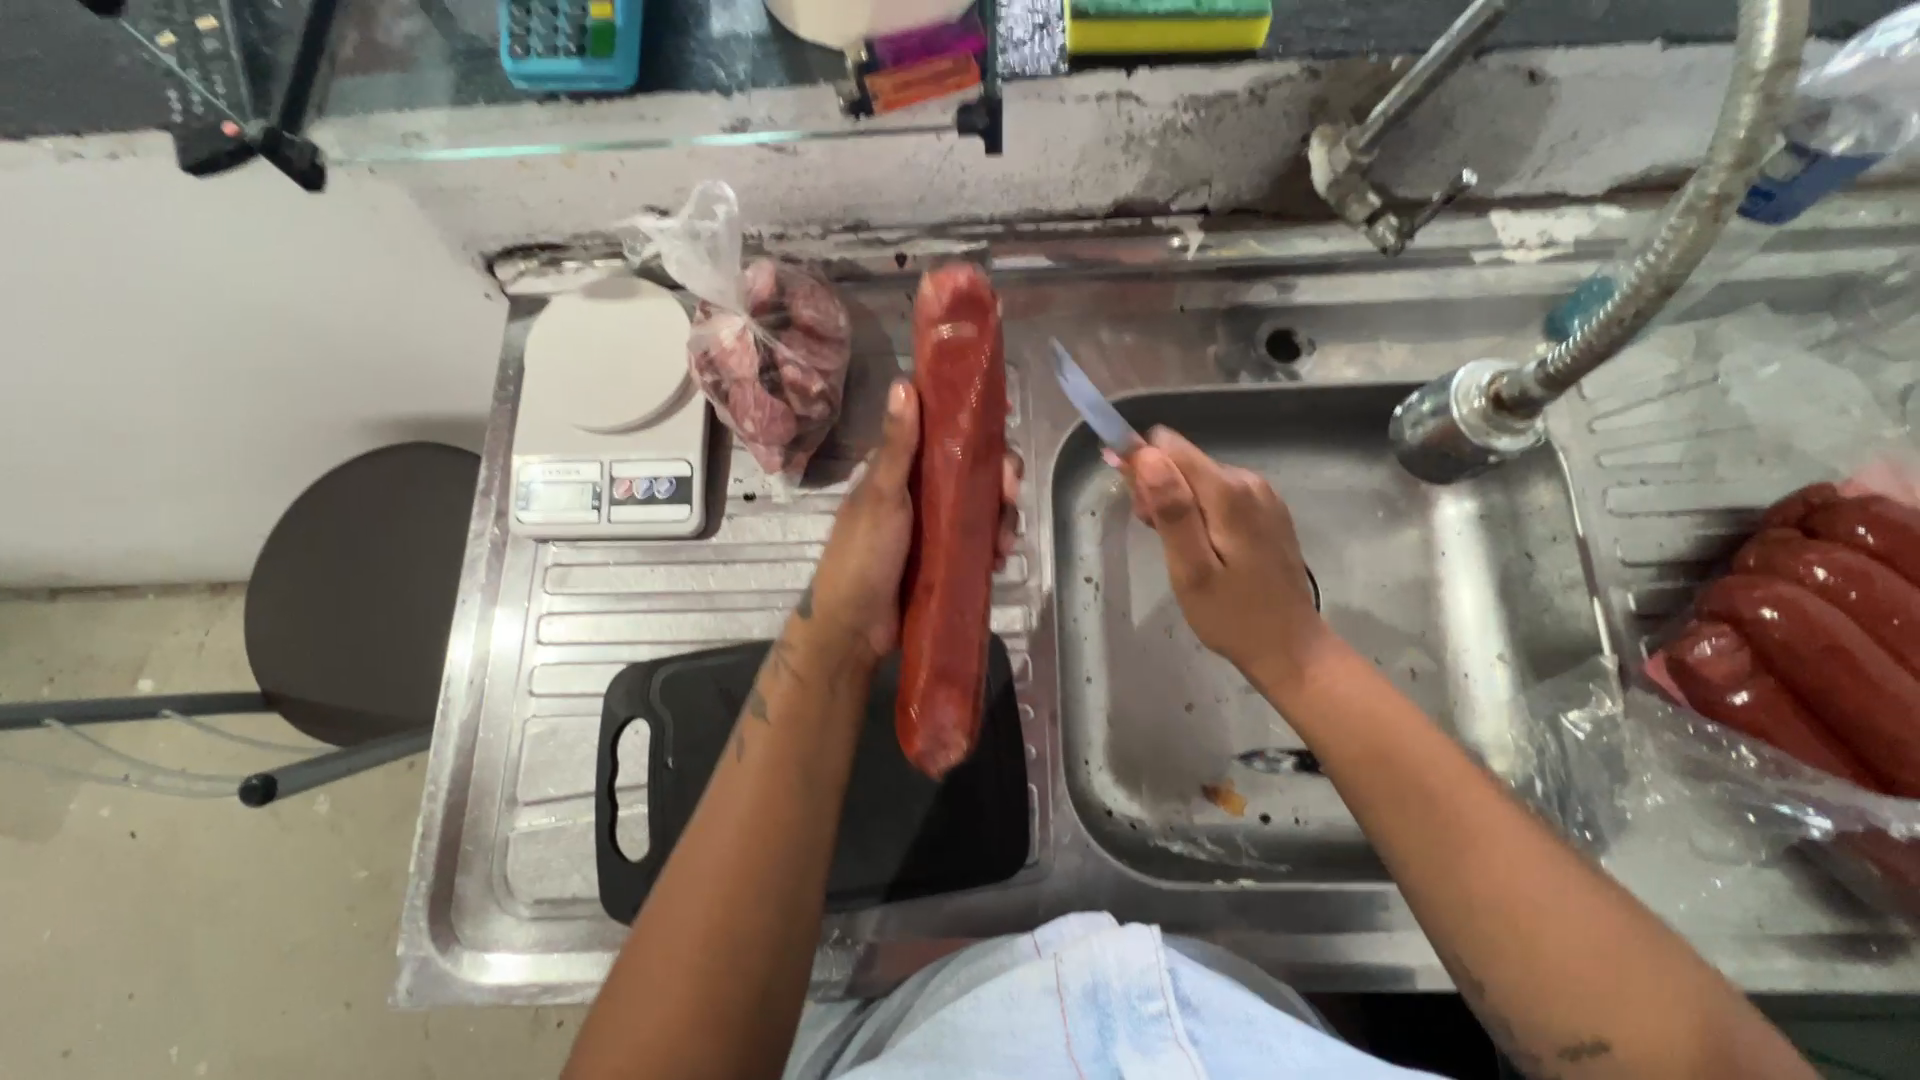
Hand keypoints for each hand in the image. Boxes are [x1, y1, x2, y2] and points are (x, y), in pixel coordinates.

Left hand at [804, 379, 1020, 661]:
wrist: (855, 628)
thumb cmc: (863, 554)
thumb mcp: (881, 495)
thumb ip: (898, 445)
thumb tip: (904, 383)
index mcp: (901, 471)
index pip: (946, 436)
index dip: (977, 432)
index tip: (1003, 432)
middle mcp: (921, 494)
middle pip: (974, 472)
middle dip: (1000, 480)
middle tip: (1009, 495)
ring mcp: (935, 529)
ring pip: (982, 508)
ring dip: (1002, 518)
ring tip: (1004, 542)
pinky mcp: (946, 559)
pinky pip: (979, 543)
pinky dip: (993, 546)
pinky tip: (998, 559)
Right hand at [1121, 427, 1334, 692]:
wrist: (1289, 648)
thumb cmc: (1232, 616)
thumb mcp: (1190, 570)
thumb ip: (1171, 510)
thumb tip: (1148, 457)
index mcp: (1228, 492)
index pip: (1169, 446)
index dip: (1140, 463)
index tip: (1129, 496)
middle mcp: (1248, 481)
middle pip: (1183, 460)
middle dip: (1157, 489)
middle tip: (1155, 537)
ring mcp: (1262, 495)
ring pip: (1198, 476)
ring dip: (1176, 503)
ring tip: (1177, 550)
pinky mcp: (1266, 511)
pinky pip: (1218, 492)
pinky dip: (1199, 511)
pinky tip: (1200, 546)